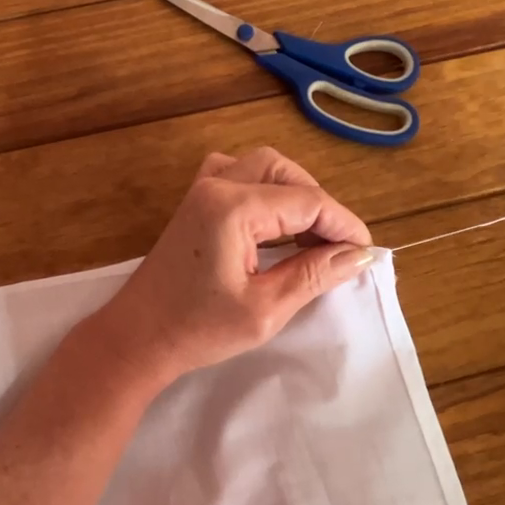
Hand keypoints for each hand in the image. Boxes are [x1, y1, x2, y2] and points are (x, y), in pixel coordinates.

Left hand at [76, 147, 375, 388]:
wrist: (137, 337)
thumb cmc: (197, 330)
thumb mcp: (265, 309)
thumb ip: (315, 274)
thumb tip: (361, 255)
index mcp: (232, 208)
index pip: (306, 201)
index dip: (343, 225)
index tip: (366, 254)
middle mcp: (215, 186)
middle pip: (284, 171)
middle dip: (318, 204)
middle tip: (335, 246)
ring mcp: (200, 190)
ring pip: (262, 166)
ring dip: (293, 192)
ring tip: (310, 237)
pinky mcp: (194, 203)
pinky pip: (237, 174)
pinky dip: (265, 188)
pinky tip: (273, 223)